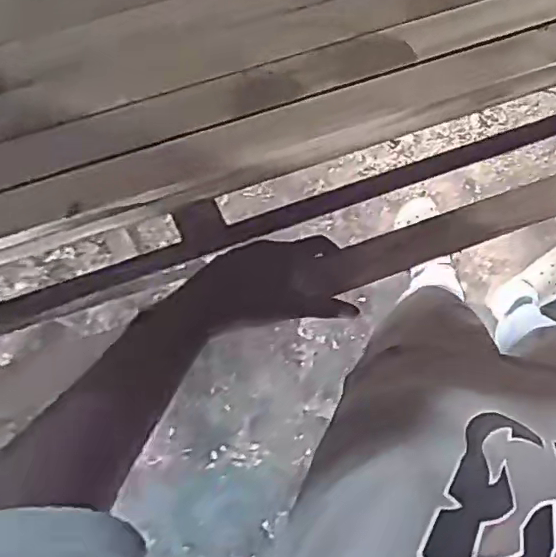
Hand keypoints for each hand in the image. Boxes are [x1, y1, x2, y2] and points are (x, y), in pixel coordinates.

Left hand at [155, 238, 358, 334]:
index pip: (318, 244)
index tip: (337, 263)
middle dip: (307, 263)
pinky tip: (257, 289)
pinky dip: (263, 269)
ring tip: (285, 287)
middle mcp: (268, 246)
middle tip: (313, 281)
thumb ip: (325, 308)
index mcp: (288, 253)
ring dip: (284, 266)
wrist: (200, 308)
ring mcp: (245, 251)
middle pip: (296, 249)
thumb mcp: (292, 309)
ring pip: (273, 254)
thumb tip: (356, 312)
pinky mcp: (226, 260)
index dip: (331, 251)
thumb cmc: (252, 306)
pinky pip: (253, 259)